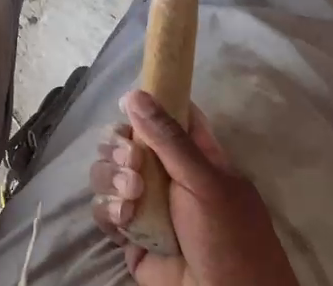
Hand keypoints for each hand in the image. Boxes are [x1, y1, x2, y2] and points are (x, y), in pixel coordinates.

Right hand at [91, 91, 299, 285]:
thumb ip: (168, 138)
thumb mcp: (206, 183)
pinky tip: (124, 219)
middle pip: (125, 141)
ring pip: (108, 171)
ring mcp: (146, 204)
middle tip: (131, 160)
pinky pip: (103, 208)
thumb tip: (133, 93)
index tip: (127, 104)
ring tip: (131, 194)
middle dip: (119, 146)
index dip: (146, 104)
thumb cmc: (229, 240)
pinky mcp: (130, 233)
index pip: (167, 116)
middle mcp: (166, 176)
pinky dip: (108, 209)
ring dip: (112, 177)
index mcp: (194, 158)